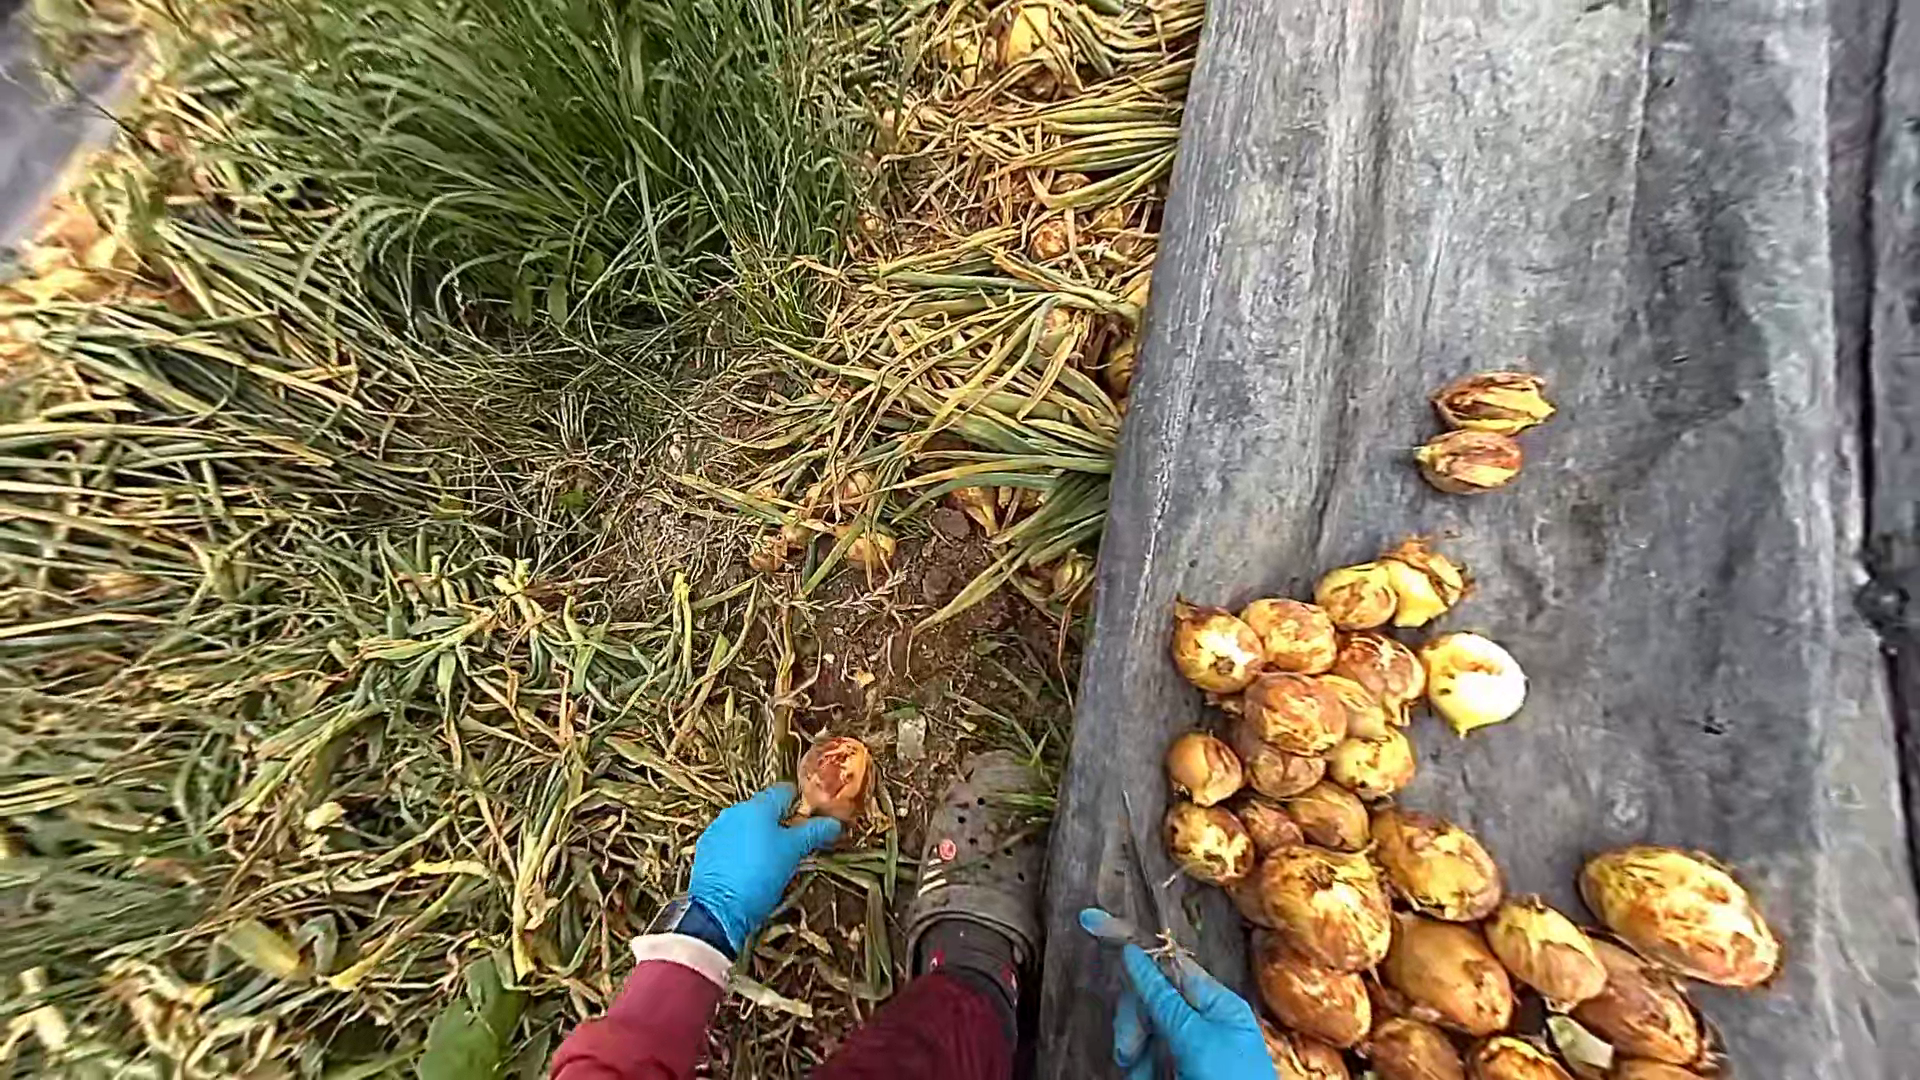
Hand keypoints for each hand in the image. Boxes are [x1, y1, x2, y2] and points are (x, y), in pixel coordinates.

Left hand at [689, 785, 841, 951]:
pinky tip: (748, 869)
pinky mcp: (705, 848)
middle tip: (793, 847)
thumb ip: (815, 832)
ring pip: (748, 824)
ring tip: (770, 861)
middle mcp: (736, 809)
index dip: (802, 806)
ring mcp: (717, 828)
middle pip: (767, 808)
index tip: (809, 825)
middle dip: (781, 823)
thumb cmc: (760, 874)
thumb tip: (835, 823)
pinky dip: (741, 848)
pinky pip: (730, 840)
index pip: (787, 791)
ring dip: (760, 836)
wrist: (716, 912)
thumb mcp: (793, 852)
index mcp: (759, 805)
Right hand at [1080, 909, 1275, 1079]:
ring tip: (1136, 1072)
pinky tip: (1140, 1076)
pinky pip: (1150, 1054)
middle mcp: (1204, 1018)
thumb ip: (1162, 997)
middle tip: (1126, 1051)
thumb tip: (1132, 951)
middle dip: (1132, 1018)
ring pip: (1146, 1026)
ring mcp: (1193, 1047)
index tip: (1088, 920)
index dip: (1128, 940)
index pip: (1165, 958)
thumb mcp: (1195, 1041)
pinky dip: (1141, 1066)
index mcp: (1216, 1002)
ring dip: (1135, 1048)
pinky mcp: (1182, 1070)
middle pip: (1151, 994)